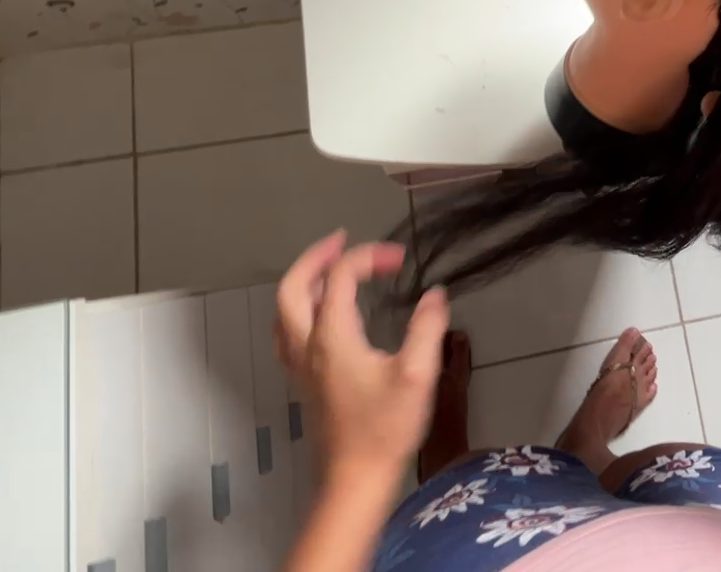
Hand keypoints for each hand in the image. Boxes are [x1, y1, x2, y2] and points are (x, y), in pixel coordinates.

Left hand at [274, 231, 448, 482]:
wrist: (356, 480)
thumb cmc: (386, 428)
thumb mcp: (417, 375)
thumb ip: (427, 328)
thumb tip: (435, 294)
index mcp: (333, 337)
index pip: (340, 277)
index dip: (369, 257)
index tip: (399, 258)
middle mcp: (309, 346)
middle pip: (292, 288)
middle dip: (315, 257)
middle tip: (342, 239)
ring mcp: (302, 365)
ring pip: (285, 310)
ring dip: (305, 280)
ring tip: (331, 266)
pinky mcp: (305, 381)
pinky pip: (290, 331)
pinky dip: (302, 307)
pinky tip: (323, 311)